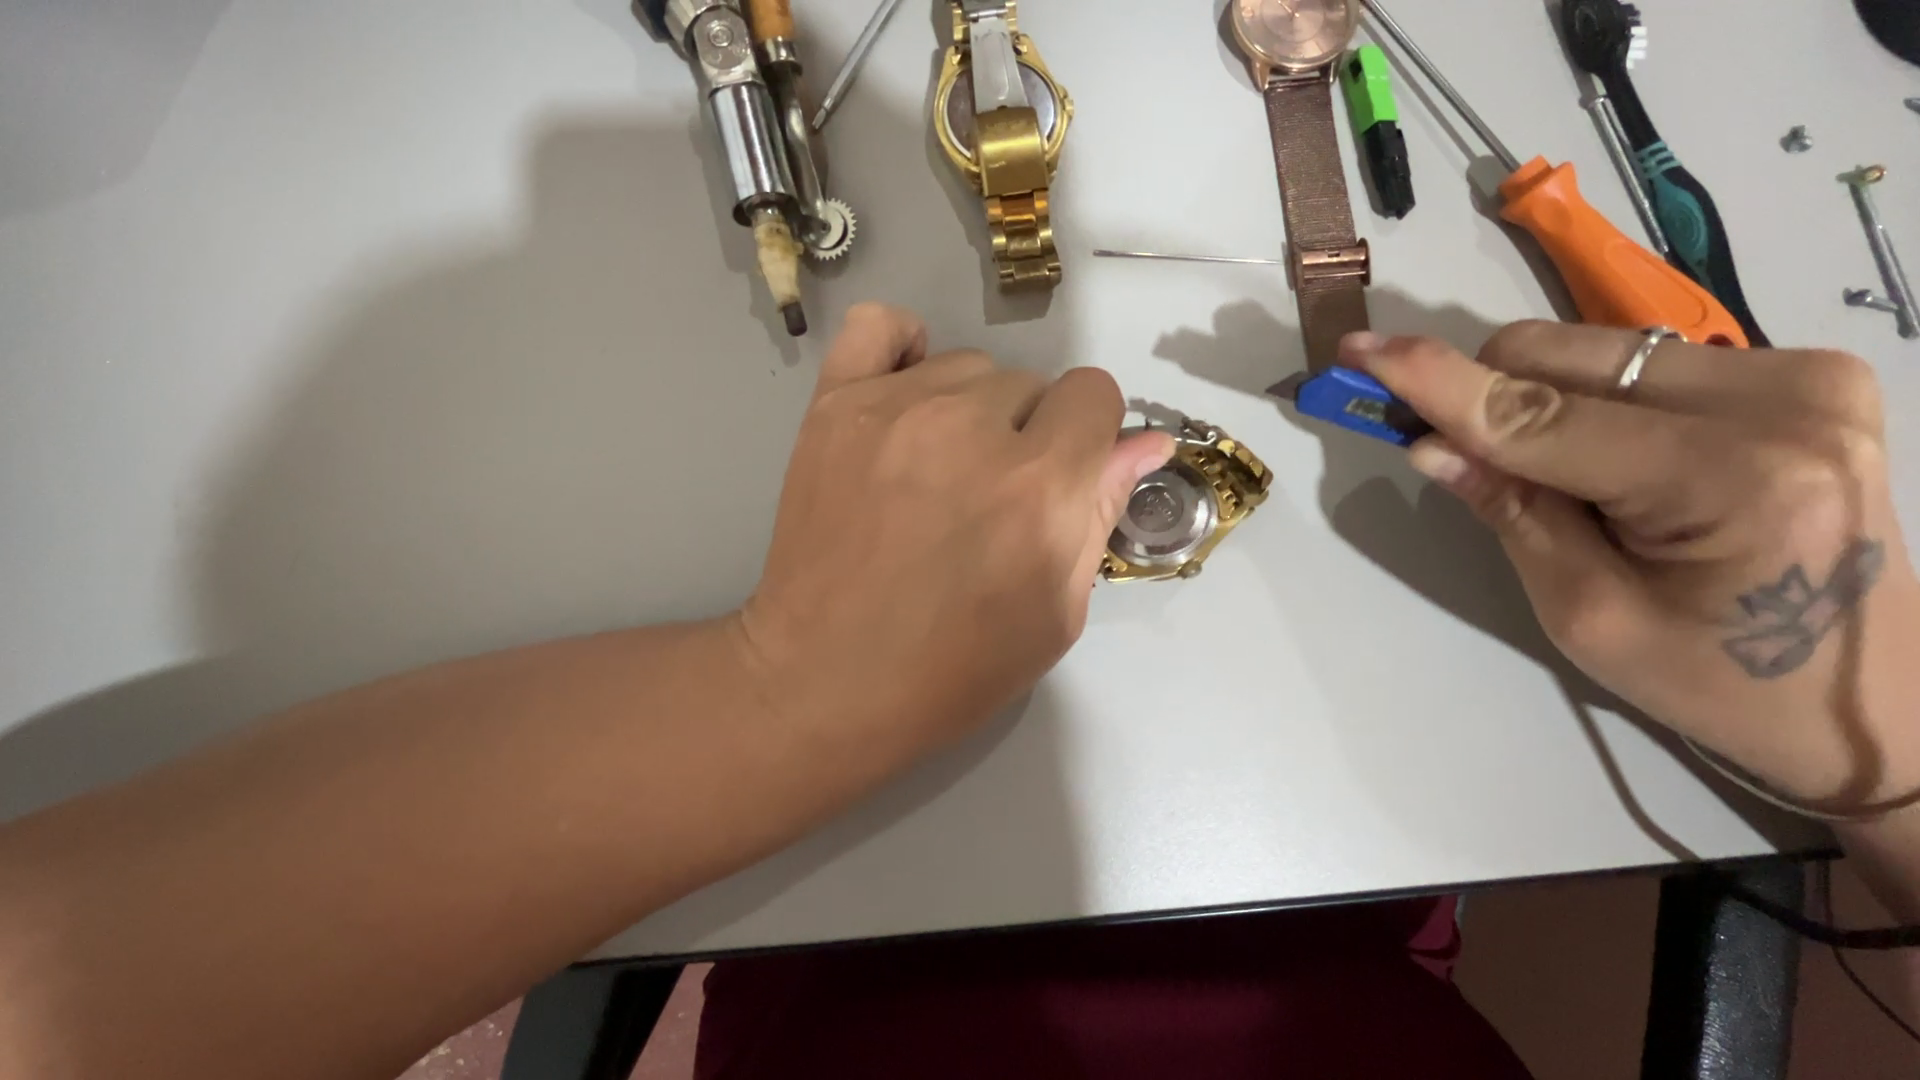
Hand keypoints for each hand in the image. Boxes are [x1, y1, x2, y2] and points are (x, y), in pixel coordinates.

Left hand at [739, 304, 1172, 770]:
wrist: (827, 680)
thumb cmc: (954, 668)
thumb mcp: (1057, 612)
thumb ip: (1102, 512)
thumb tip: (1145, 441)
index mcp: (1038, 485)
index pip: (1094, 395)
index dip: (1087, 439)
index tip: (1061, 478)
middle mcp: (970, 428)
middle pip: (1032, 383)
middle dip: (1028, 435)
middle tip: (988, 497)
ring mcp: (893, 409)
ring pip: (967, 367)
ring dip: (969, 409)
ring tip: (937, 470)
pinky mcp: (832, 406)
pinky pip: (878, 327)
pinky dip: (902, 350)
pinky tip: (905, 395)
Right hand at [1349, 321, 1919, 810]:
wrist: (1877, 698)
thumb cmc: (1721, 681)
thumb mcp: (1587, 615)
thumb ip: (1511, 512)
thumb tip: (1429, 444)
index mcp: (1732, 478)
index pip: (1540, 415)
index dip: (1436, 383)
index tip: (1358, 353)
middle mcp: (1779, 398)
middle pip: (1560, 356)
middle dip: (1481, 397)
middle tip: (1443, 450)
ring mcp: (1798, 375)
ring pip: (1589, 350)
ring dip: (1531, 403)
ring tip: (1550, 478)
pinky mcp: (1798, 373)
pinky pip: (1633, 363)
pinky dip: (1582, 403)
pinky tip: (1601, 462)